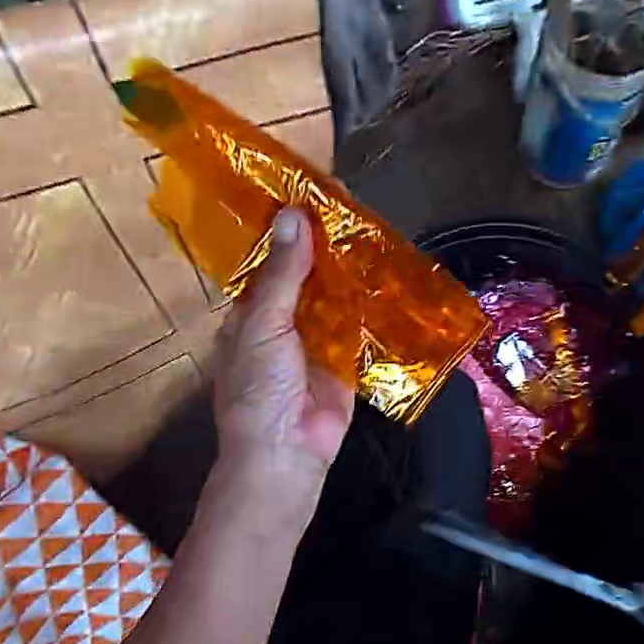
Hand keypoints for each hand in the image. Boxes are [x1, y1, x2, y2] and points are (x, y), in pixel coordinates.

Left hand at [210, 208, 354, 489]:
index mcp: (253, 314)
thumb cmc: (259, 387)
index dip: (288, 232)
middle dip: (327, 249)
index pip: (271, 263)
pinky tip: (390, 279)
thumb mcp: (263, 324)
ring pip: (336, 301)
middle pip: (308, 279)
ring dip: (352, 274)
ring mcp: (318, 346)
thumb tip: (293, 216)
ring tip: (376, 231)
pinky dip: (372, 309)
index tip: (311, 194)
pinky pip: (360, 331)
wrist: (286, 449)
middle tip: (354, 206)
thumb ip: (282, 275)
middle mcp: (285, 325)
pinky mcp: (347, 365)